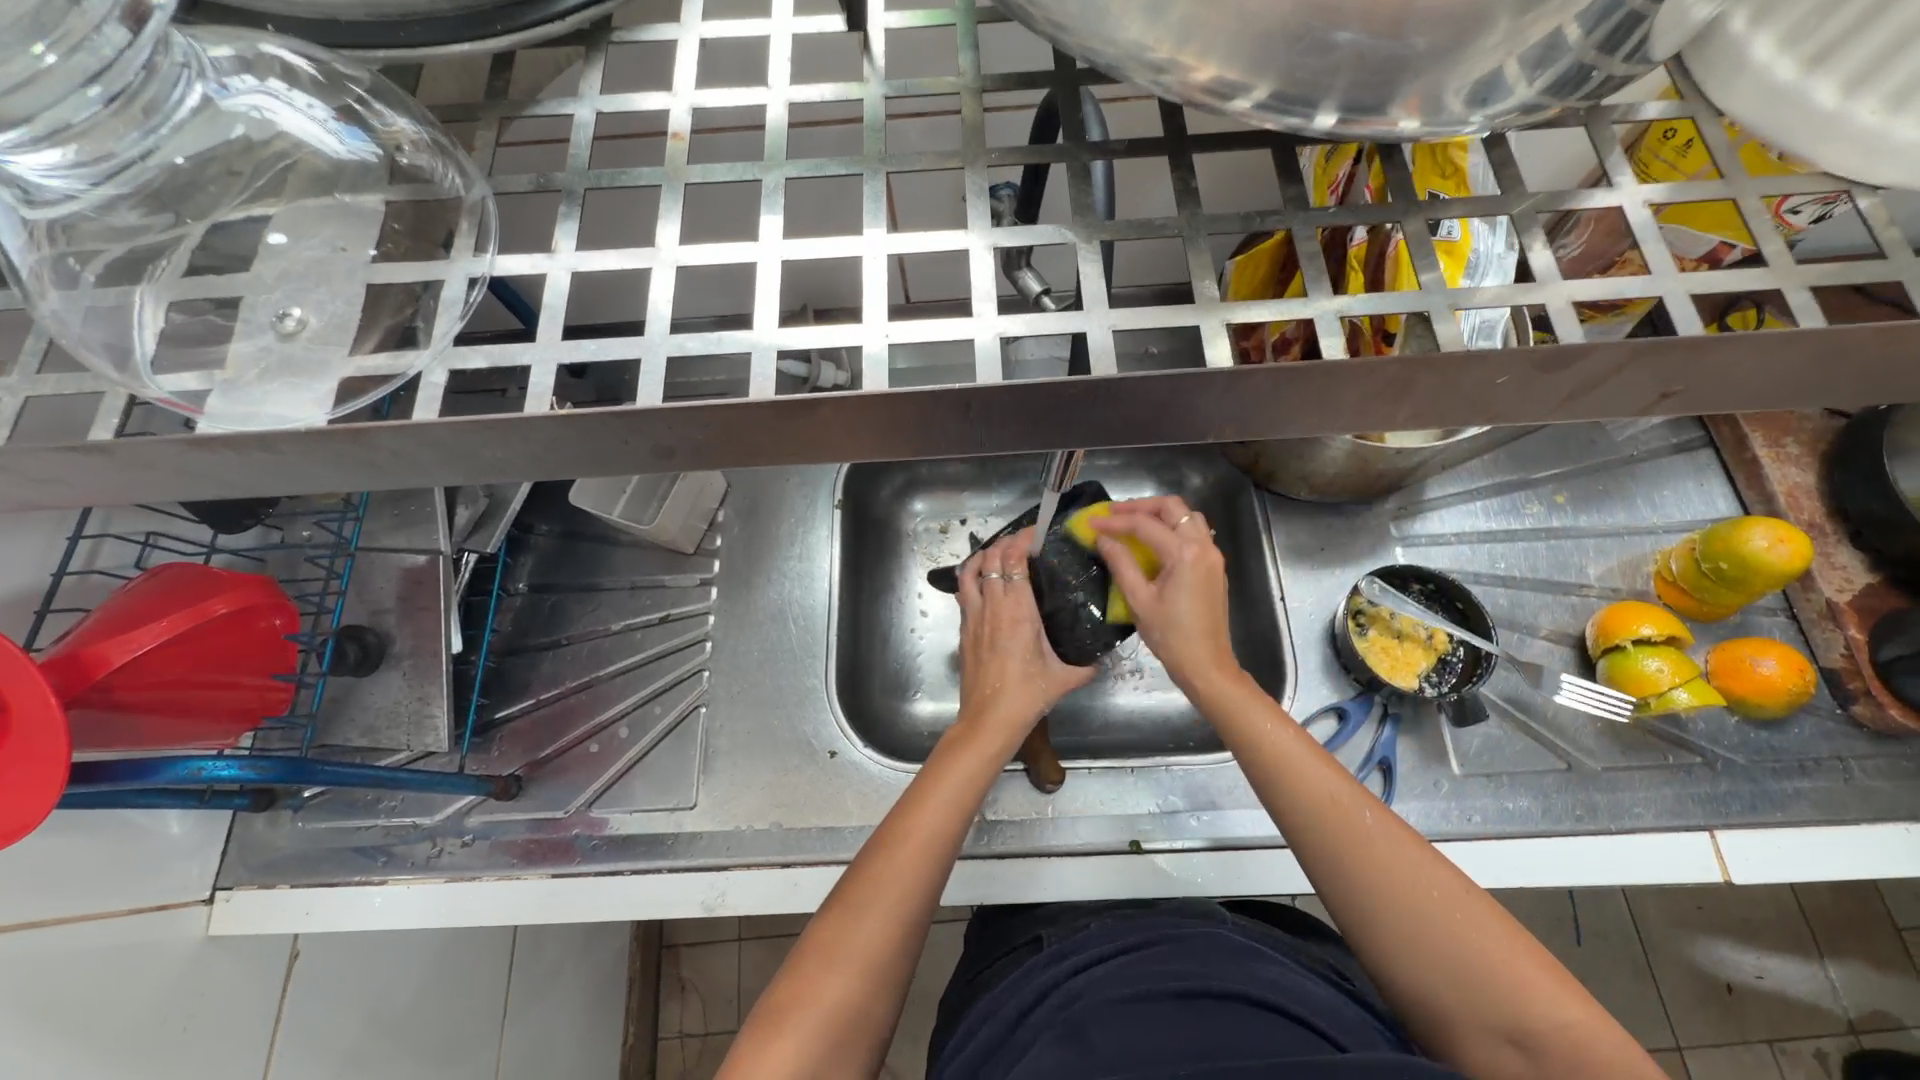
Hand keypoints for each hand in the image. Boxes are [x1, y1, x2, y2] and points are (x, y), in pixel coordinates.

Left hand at [954, 529, 1095, 746]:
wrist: (989, 719)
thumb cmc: (1027, 695)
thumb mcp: (1064, 679)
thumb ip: (1087, 666)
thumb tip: (1103, 659)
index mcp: (1019, 611)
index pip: (1014, 561)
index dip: (1022, 540)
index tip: (1036, 533)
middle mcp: (993, 606)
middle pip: (991, 558)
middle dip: (1005, 543)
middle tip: (1023, 542)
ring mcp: (974, 616)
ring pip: (971, 571)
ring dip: (984, 556)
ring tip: (1000, 554)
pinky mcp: (964, 628)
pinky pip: (964, 591)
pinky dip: (972, 577)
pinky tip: (984, 581)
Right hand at [1090, 496, 1240, 691]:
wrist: (1206, 665)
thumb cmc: (1170, 636)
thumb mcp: (1138, 600)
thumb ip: (1121, 564)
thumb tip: (1103, 539)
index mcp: (1185, 554)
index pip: (1145, 525)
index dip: (1115, 521)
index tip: (1091, 521)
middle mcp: (1204, 546)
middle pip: (1173, 507)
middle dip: (1141, 506)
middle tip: (1114, 514)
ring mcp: (1213, 556)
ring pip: (1188, 517)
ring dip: (1160, 514)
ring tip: (1132, 523)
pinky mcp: (1214, 567)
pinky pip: (1194, 534)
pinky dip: (1172, 529)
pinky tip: (1153, 542)